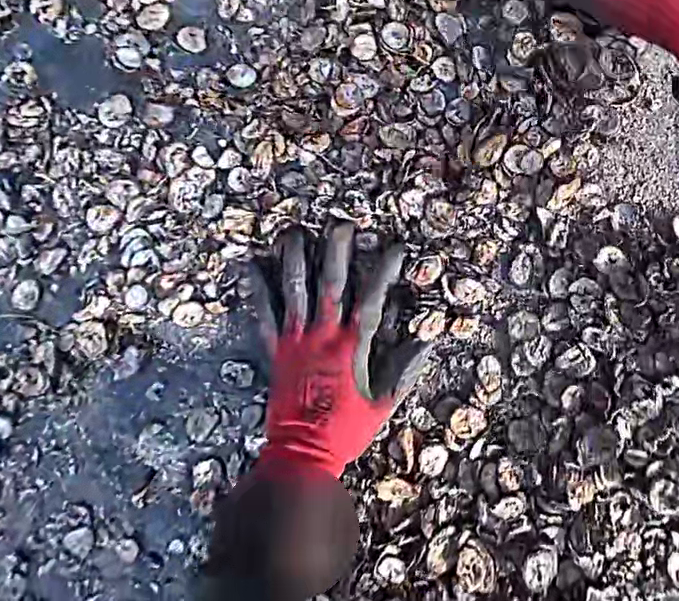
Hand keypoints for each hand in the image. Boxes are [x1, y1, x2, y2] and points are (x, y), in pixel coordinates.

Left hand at [247, 224, 430, 478]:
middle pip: (329, 283)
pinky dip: (257, 289)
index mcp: (351, 346)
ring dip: (294, 259)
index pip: (371, 299)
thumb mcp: (383, 406)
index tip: (397, 248)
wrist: (299, 456)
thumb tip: (428, 339)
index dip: (385, 271)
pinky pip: (264, 314)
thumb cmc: (344, 431)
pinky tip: (251, 265)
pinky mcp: (275, 349)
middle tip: (340, 223)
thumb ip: (404, 371)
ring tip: (294, 232)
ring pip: (294, 290)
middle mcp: (322, 334)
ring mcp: (295, 339)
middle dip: (335, 251)